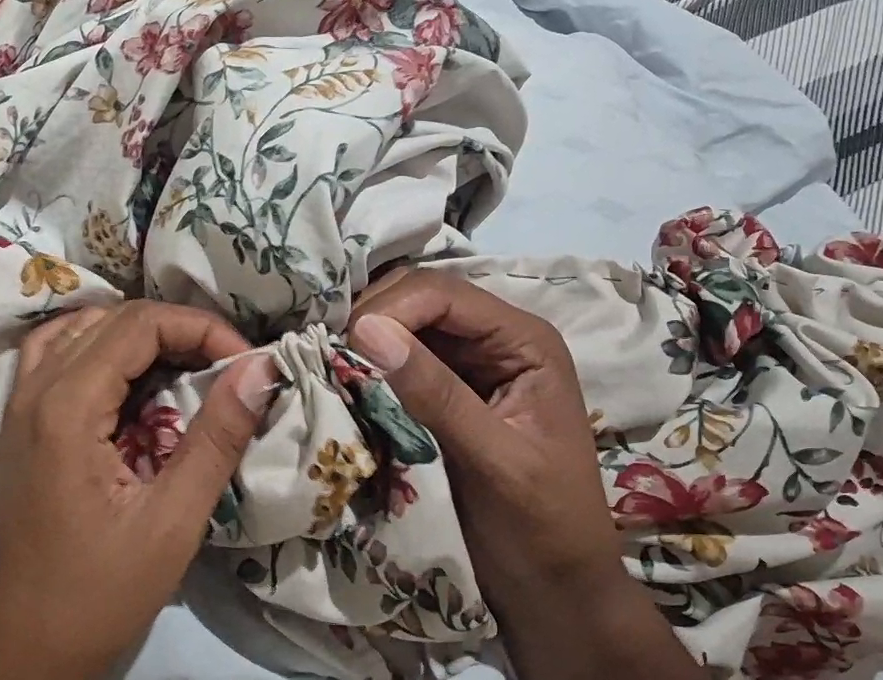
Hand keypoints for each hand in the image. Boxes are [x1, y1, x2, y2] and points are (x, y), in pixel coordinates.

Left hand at [0, 301, 280, 679]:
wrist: (10, 651)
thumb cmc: (91, 597)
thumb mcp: (168, 525)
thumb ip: (215, 439)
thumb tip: (260, 369)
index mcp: (66, 404)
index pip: (139, 325)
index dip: (200, 329)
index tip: (246, 363)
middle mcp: (34, 387)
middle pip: (110, 320)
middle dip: (175, 331)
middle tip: (226, 368)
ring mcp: (17, 402)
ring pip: (78, 329)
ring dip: (134, 335)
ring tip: (184, 367)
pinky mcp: (14, 422)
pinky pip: (52, 353)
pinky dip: (94, 347)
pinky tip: (123, 376)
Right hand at [345, 269, 705, 679]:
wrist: (552, 589)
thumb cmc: (541, 526)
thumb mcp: (495, 461)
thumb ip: (435, 393)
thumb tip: (366, 328)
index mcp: (524, 341)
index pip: (440, 292)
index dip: (389, 308)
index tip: (345, 346)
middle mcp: (495, 336)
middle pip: (415, 294)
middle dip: (370, 316)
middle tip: (330, 355)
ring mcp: (466, 358)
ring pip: (398, 317)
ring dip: (362, 335)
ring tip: (331, 363)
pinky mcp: (441, 382)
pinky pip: (393, 350)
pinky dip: (364, 357)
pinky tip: (343, 375)